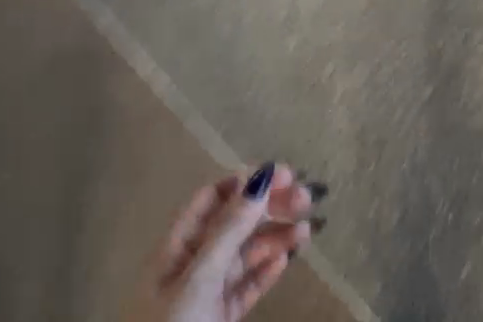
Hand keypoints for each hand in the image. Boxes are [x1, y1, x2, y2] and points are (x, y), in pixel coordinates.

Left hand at [130, 162, 324, 321]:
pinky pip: (245, 287)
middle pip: (233, 223)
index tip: (284, 174)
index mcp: (175, 248)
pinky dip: (265, 272)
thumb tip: (260, 178)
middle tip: (306, 200)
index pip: (212, 198)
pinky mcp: (219, 318)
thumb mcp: (200, 280)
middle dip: (268, 207)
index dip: (246, 182)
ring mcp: (205, 294)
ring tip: (307, 232)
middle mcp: (190, 265)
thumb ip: (229, 230)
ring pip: (244, 255)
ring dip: (275, 238)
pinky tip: (285, 260)